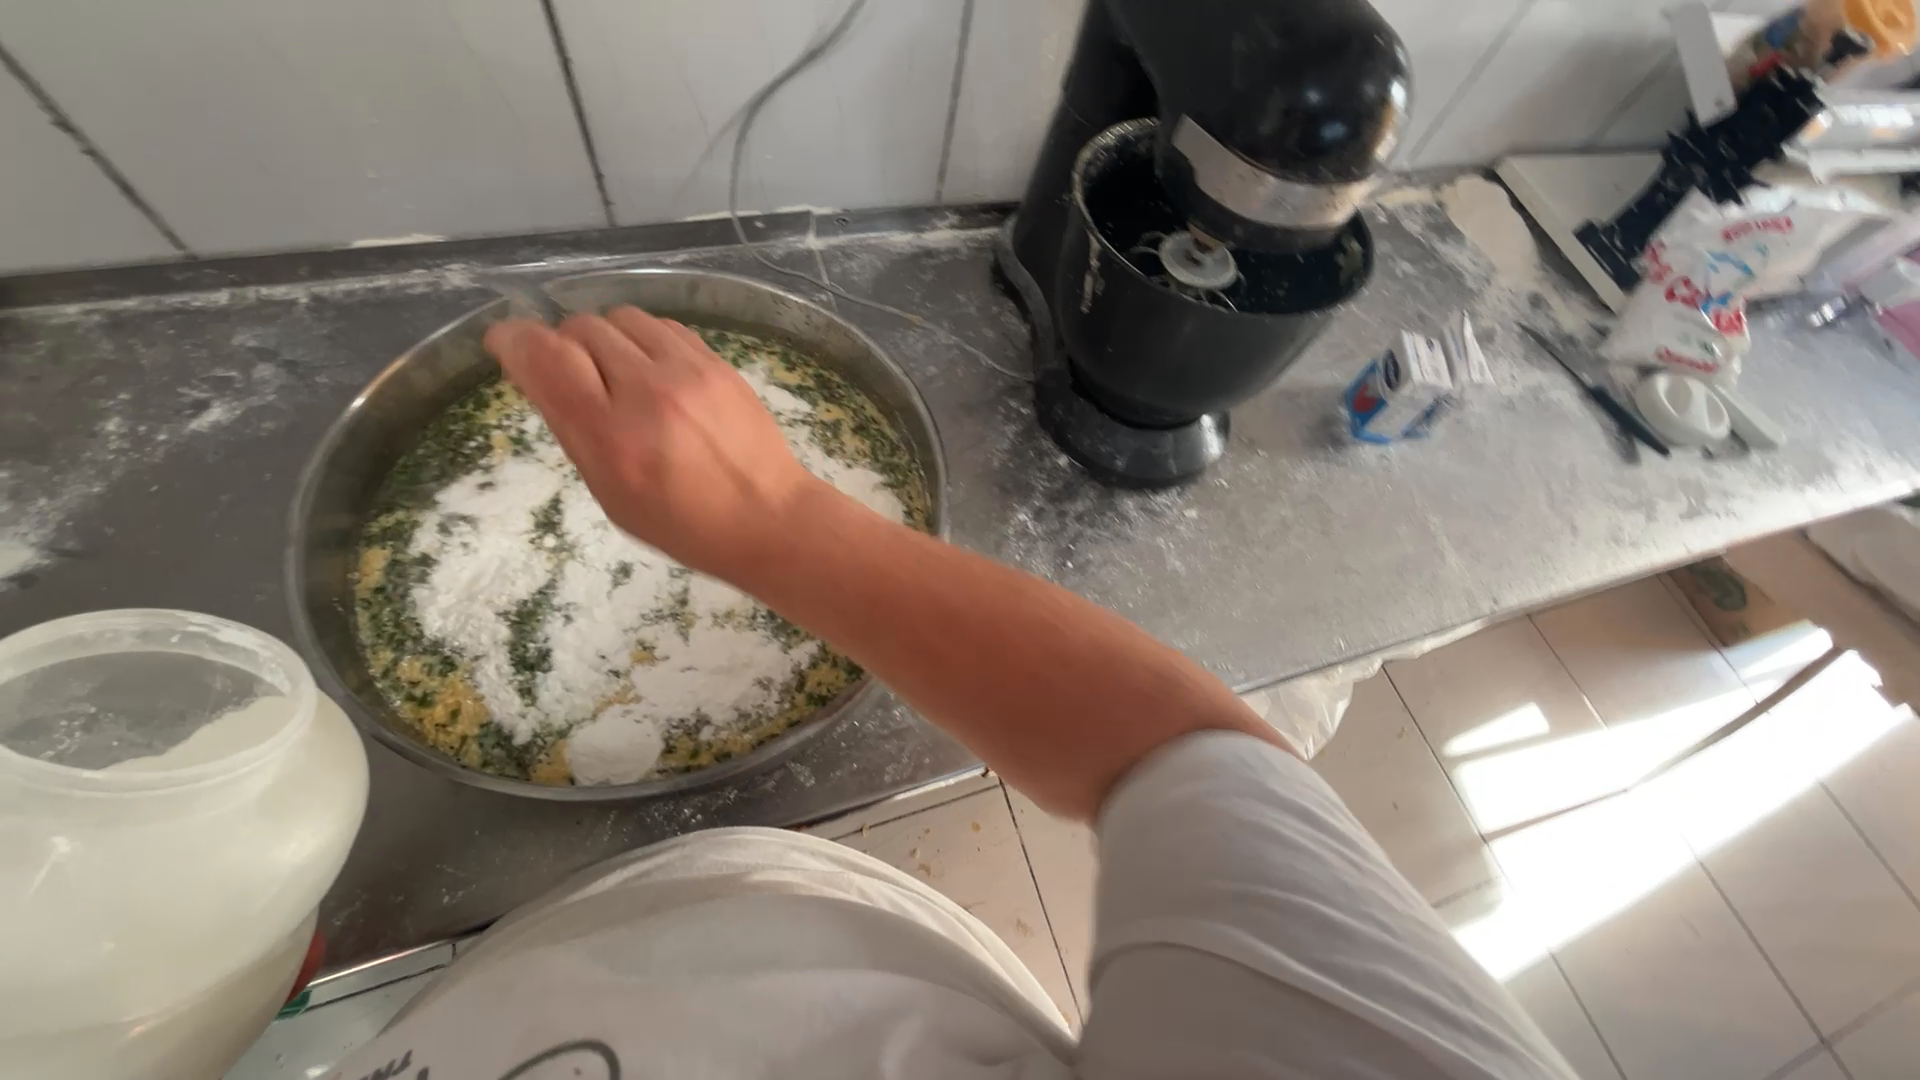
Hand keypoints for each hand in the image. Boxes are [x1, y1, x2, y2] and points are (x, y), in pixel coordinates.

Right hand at [483, 306, 828, 575]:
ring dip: (605, 337)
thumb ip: (576, 431)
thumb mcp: (613, 494)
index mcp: (612, 436)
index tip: (506, 344)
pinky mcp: (719, 364)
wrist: (769, 517)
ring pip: (621, 317)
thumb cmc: (684, 524)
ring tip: (616, 371)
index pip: (544, 355)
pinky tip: (652, 369)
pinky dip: (645, 339)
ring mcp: (690, 372)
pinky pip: (664, 326)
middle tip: (573, 375)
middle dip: (563, 345)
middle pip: (580, 328)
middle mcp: (648, 392)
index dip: (513, 340)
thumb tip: (545, 375)